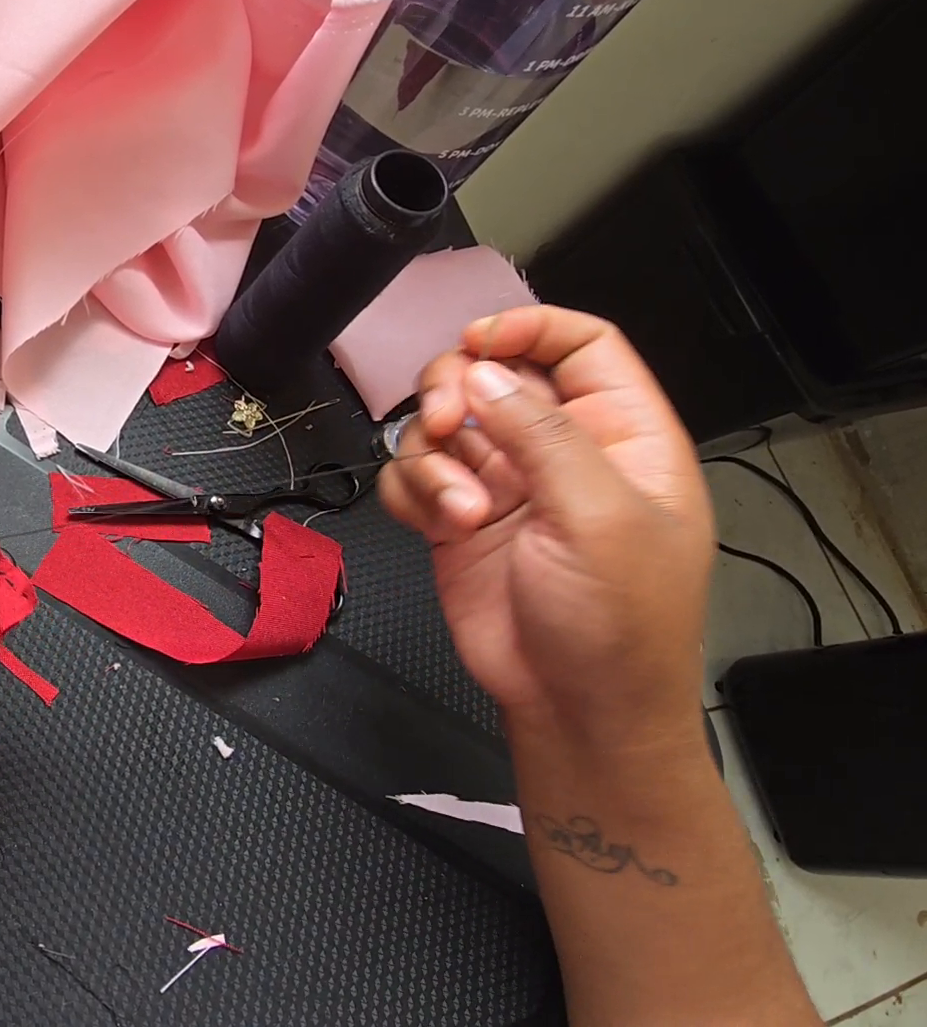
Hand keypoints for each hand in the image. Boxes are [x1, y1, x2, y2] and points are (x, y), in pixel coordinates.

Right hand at [378, 307, 713, 745]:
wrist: (566, 699)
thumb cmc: (617, 621)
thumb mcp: (600, 518)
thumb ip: (544, 437)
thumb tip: (487, 377)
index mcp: (618, 435)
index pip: (579, 346)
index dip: (529, 327)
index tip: (478, 341)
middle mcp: (551, 450)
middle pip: (488, 376)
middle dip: (454, 392)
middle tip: (448, 425)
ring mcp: (496, 483)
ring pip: (436, 427)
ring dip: (431, 461)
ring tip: (460, 511)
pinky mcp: (450, 515)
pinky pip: (408, 477)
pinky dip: (408, 494)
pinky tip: (436, 527)